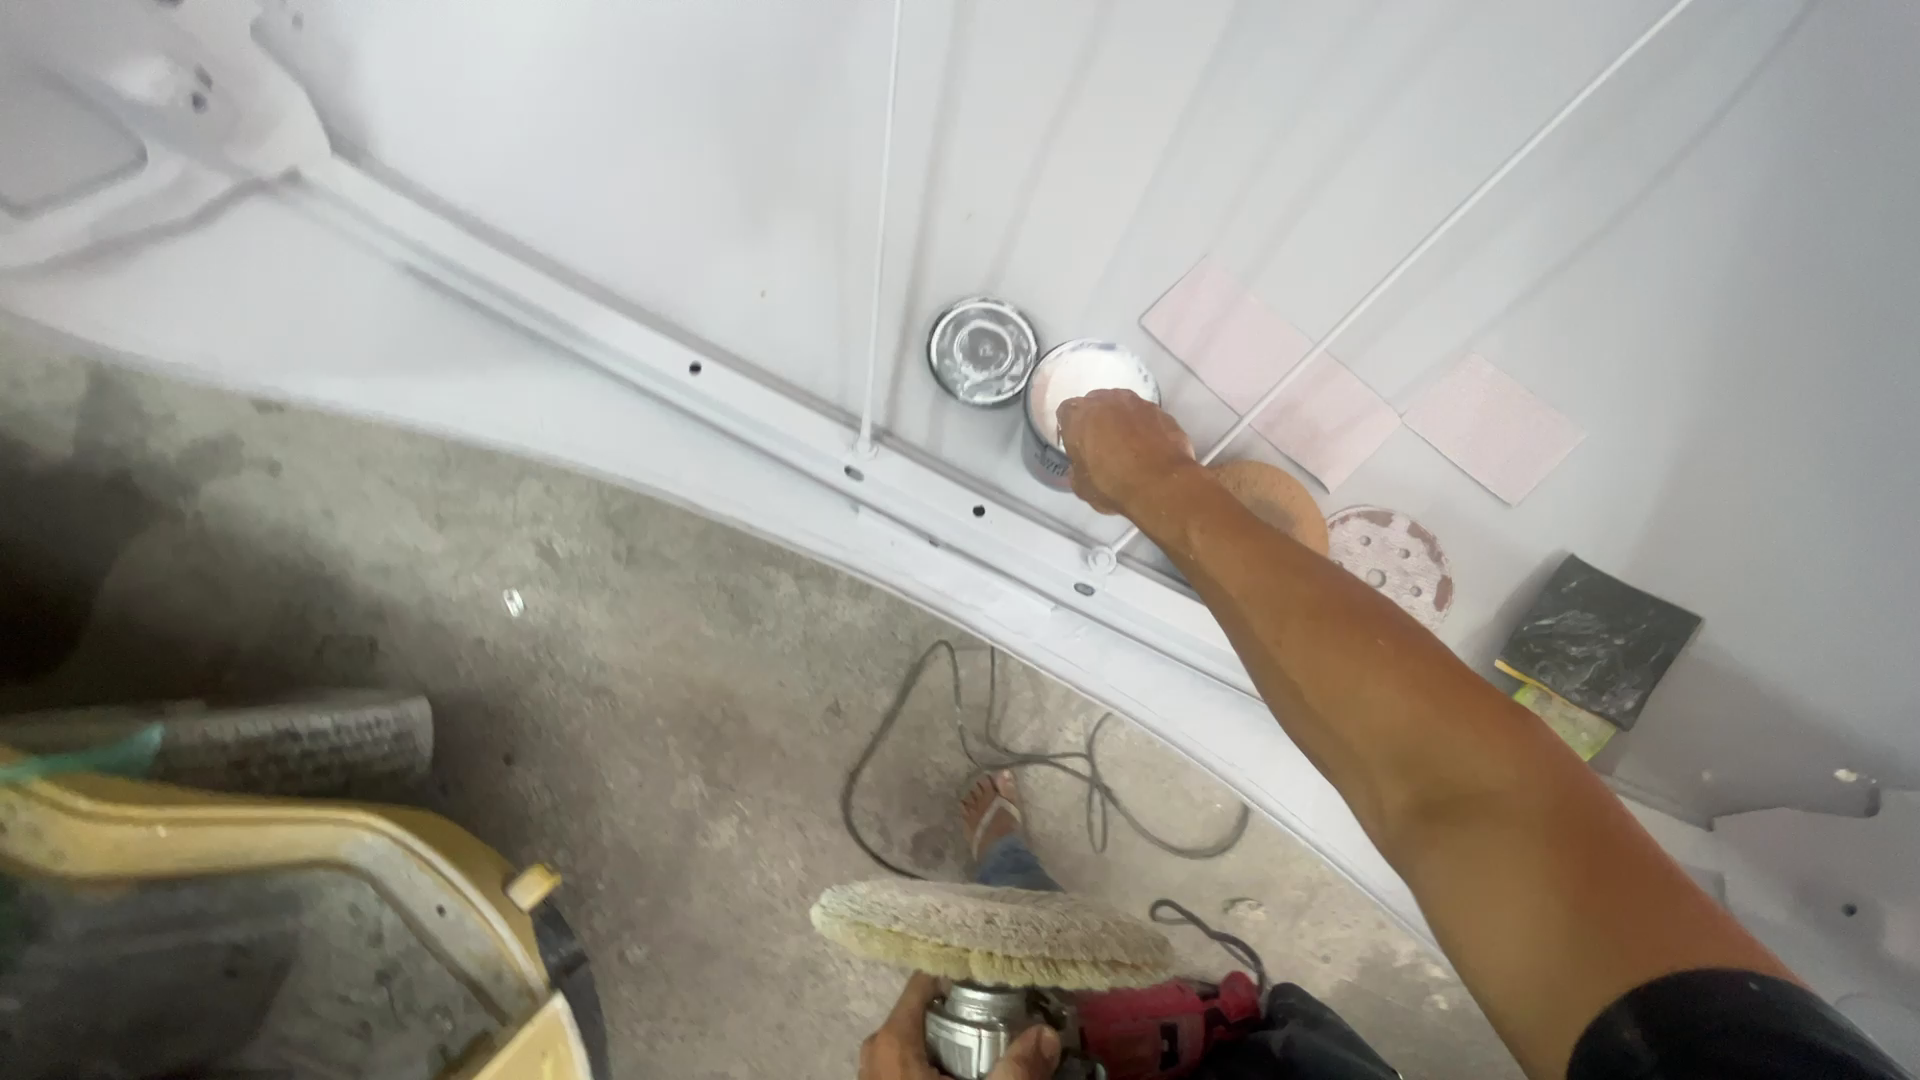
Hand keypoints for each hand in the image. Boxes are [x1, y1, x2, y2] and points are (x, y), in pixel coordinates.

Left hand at [860, 973, 1062, 1079]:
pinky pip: (915, 1066)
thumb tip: (1048, 1034)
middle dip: (970, 1015)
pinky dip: (944, 1066)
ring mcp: (877, 1074)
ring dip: (959, 1043)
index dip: (963, 975)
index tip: (999, 978)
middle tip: (1010, 1017)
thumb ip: (1017, 1068)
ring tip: (999, 1045)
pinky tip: (973, 1074)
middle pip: (928, 1011)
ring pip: (924, 1041)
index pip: (926, 980)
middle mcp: (878, 1048)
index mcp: (892, 1038)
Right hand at [1055, 389, 1199, 514]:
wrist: (1160, 484)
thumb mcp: (1081, 487)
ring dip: (1122, 421)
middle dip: (1096, 420)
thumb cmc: (1112, 484)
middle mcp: (1107, 400)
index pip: (1066, 412)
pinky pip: (1146, 417)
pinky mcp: (1162, 412)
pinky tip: (1148, 449)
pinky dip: (1145, 428)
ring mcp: (1138, 403)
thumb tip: (1079, 467)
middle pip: (1095, 403)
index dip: (1070, 428)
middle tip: (1100, 444)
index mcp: (1079, 415)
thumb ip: (1075, 470)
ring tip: (1127, 446)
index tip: (1076, 444)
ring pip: (1123, 407)